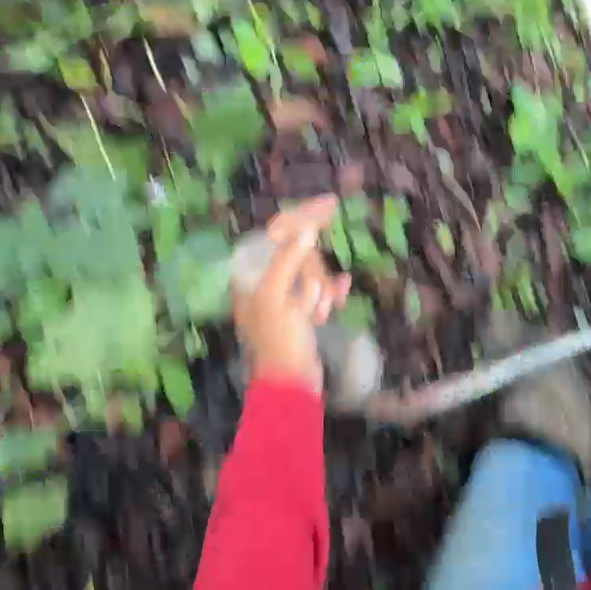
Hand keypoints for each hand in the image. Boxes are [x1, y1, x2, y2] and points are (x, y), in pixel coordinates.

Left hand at [233, 195, 351, 391]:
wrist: (291, 386)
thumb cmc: (278, 340)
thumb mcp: (277, 296)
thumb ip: (289, 259)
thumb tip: (307, 227)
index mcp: (250, 273)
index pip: (278, 231)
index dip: (304, 215)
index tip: (331, 204)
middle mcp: (262, 280)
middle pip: (299, 252)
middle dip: (314, 271)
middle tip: (320, 295)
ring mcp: (282, 296)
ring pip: (311, 271)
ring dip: (322, 287)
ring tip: (324, 311)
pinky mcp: (299, 311)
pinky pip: (319, 288)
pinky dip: (330, 290)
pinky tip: (340, 295)